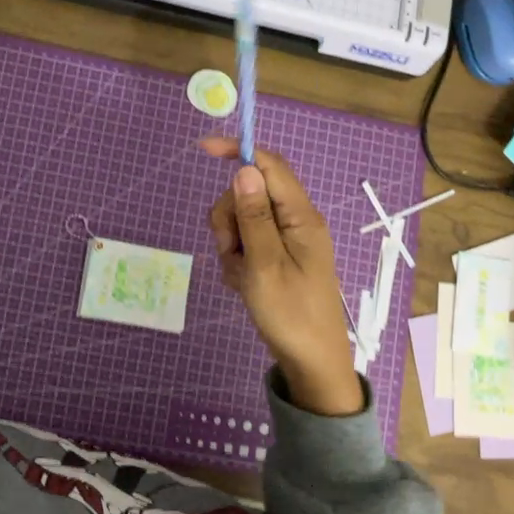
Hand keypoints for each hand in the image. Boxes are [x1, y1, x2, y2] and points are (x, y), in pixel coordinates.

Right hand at [201, 138, 364, 416]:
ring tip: (240, 275)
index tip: (202, 151)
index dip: (238, 151)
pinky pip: (246, 241)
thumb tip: (245, 168)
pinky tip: (243, 282)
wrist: (310, 362)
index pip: (269, 165)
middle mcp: (296, 220)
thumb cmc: (290, 314)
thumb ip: (253, 216)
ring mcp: (287, 238)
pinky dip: (237, 258)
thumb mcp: (264, 265)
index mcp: (301, 216)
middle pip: (248, 192)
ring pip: (242, 218)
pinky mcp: (278, 255)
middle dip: (229, 217)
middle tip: (231, 253)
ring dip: (231, 242)